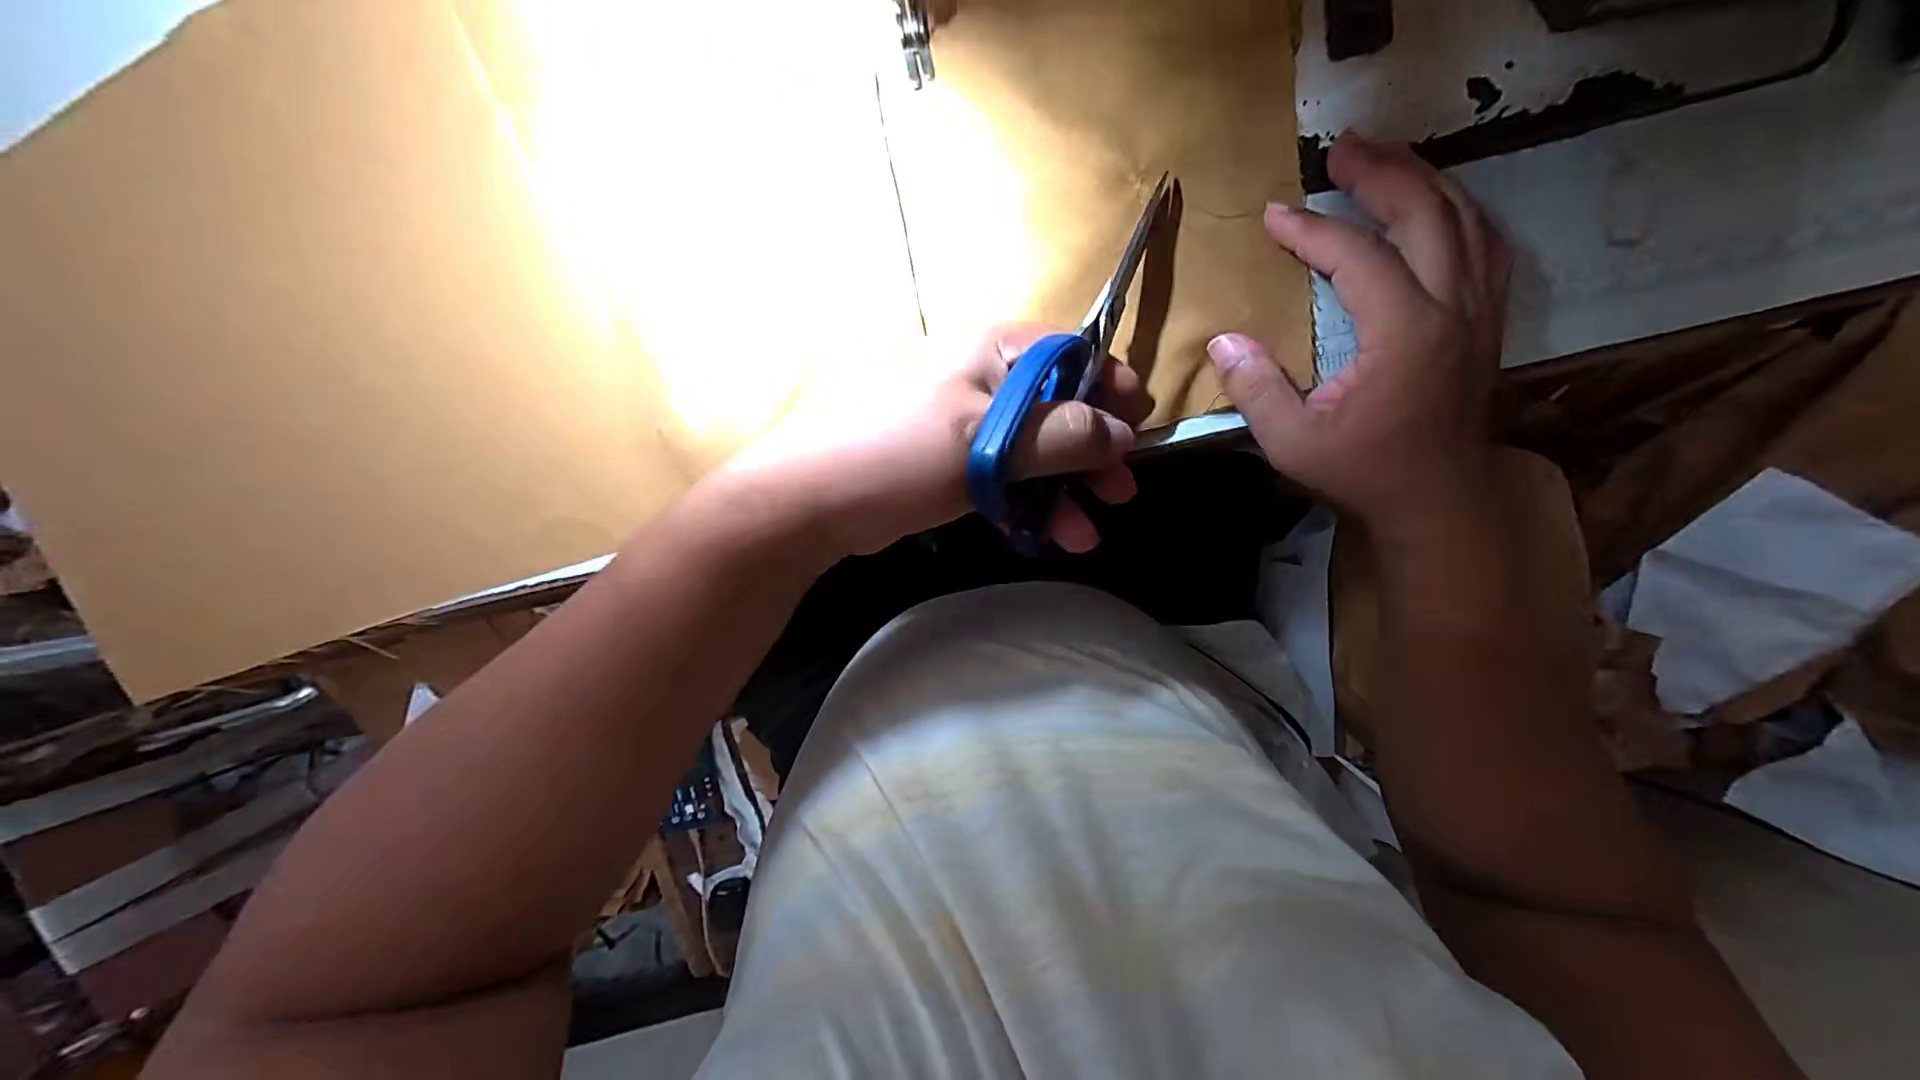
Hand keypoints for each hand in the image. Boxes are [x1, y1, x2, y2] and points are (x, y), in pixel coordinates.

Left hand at [720, 323, 1151, 558]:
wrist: (808, 499)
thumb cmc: (901, 454)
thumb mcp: (990, 440)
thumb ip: (1063, 435)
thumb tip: (1122, 432)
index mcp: (992, 349)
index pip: (1072, 355)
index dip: (1109, 390)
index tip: (1137, 432)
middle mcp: (979, 375)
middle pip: (1055, 406)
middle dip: (1090, 452)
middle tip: (1120, 493)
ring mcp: (960, 420)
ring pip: (1029, 447)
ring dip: (1060, 488)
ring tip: (1084, 534)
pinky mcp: (943, 460)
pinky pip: (998, 473)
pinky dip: (1023, 500)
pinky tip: (1043, 533)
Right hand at [1206, 133, 1509, 540]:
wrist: (1439, 500)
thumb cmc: (1364, 473)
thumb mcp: (1293, 443)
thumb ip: (1257, 389)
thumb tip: (1223, 341)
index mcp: (1406, 335)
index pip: (1359, 258)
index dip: (1313, 231)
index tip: (1273, 216)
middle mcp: (1453, 310)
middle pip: (1428, 214)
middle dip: (1383, 174)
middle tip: (1342, 148)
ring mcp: (1479, 313)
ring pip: (1467, 221)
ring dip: (1425, 182)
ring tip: (1384, 162)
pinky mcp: (1487, 323)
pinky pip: (1485, 247)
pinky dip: (1457, 215)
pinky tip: (1434, 208)